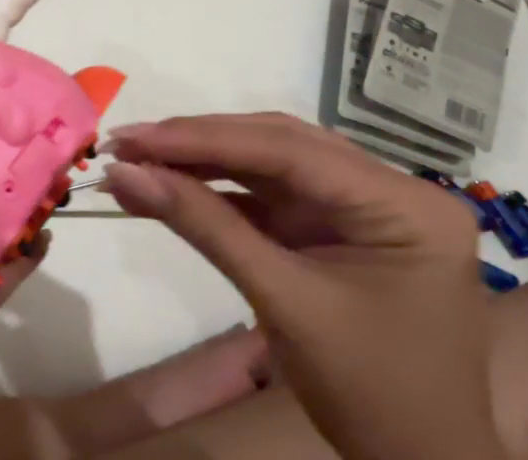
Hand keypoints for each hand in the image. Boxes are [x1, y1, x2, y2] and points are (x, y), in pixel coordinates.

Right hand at [101, 114, 502, 459]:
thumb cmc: (369, 389)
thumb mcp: (284, 302)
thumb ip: (206, 227)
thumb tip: (122, 173)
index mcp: (405, 205)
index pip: (291, 151)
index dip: (204, 140)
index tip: (132, 137)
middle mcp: (389, 191)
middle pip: (279, 145)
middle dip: (198, 143)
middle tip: (125, 142)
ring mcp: (359, 209)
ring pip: (267, 164)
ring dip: (199, 162)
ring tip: (133, 159)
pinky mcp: (331, 229)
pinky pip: (265, 196)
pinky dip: (213, 192)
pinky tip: (164, 188)